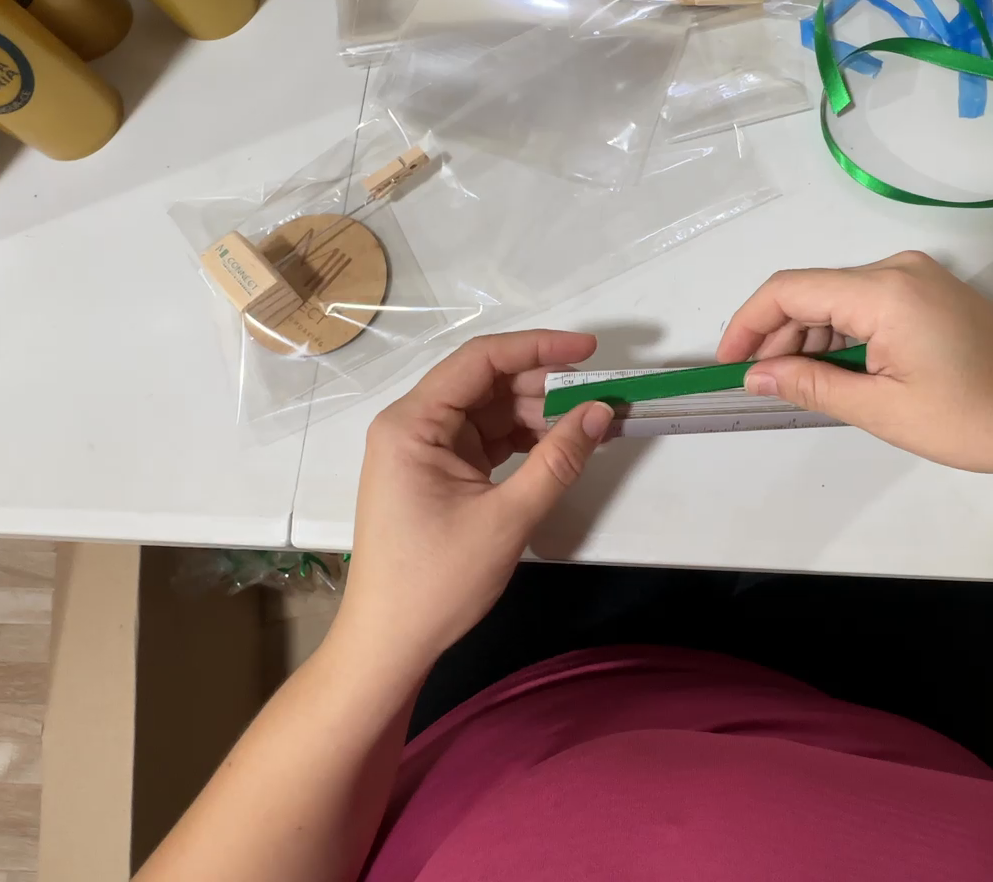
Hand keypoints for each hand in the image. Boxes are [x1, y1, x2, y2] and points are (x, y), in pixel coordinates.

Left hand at [341, 331, 611, 668]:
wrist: (390, 644)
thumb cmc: (437, 581)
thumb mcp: (507, 518)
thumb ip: (558, 460)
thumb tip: (602, 411)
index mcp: (413, 423)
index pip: (481, 360)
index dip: (538, 347)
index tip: (590, 351)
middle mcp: (414, 424)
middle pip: (487, 383)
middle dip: (544, 386)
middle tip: (599, 397)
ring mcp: (426, 448)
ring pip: (491, 410)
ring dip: (539, 415)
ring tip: (589, 425)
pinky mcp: (440, 471)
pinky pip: (488, 438)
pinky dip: (525, 440)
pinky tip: (560, 446)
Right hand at [717, 251, 992, 482]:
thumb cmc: (977, 419)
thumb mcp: (882, 409)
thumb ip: (810, 385)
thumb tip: (756, 375)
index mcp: (884, 290)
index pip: (789, 290)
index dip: (747, 324)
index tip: (727, 365)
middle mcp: (898, 269)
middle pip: (812, 292)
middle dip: (778, 336)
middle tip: (766, 386)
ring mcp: (919, 278)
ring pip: (837, 300)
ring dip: (809, 339)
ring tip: (803, 387)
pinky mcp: (933, 295)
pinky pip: (868, 307)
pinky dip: (842, 338)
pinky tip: (840, 373)